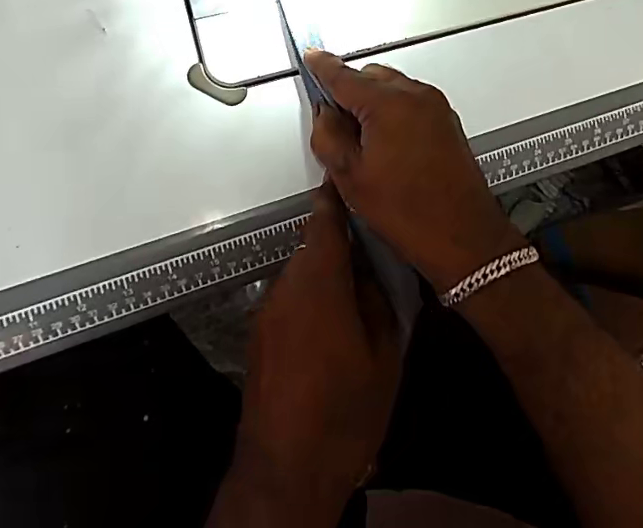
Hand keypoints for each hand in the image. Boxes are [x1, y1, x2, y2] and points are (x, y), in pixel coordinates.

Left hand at [214, 184, 401, 526]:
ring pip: (302, 275)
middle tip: (371, 259)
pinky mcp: (258, 330)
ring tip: (354, 302)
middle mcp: (288, 284)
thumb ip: (377, 300)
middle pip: (314, 248)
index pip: (325, 221)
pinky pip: (289, 299)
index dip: (335, 197)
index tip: (346, 178)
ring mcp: (268, 307)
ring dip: (325, 278)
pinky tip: (328, 332)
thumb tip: (369, 268)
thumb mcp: (383, 356)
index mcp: (321, 282)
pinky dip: (309, 301)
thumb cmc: (345, 410)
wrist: (286, 464)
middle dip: (340, 248)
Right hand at [304, 50, 528, 292]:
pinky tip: (385, 144)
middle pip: (368, 76)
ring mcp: (435, 107)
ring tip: (362, 143)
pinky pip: (409, 100)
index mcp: (388, 104)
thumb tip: (324, 115)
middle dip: (347, 93)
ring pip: (390, 87)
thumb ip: (327, 135)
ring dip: (371, 102)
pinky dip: (392, 111)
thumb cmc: (414, 214)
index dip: (322, 65)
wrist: (464, 239)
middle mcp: (416, 96)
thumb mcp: (350, 176)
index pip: (343, 75)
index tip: (313, 57)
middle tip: (333, 124)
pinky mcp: (446, 120)